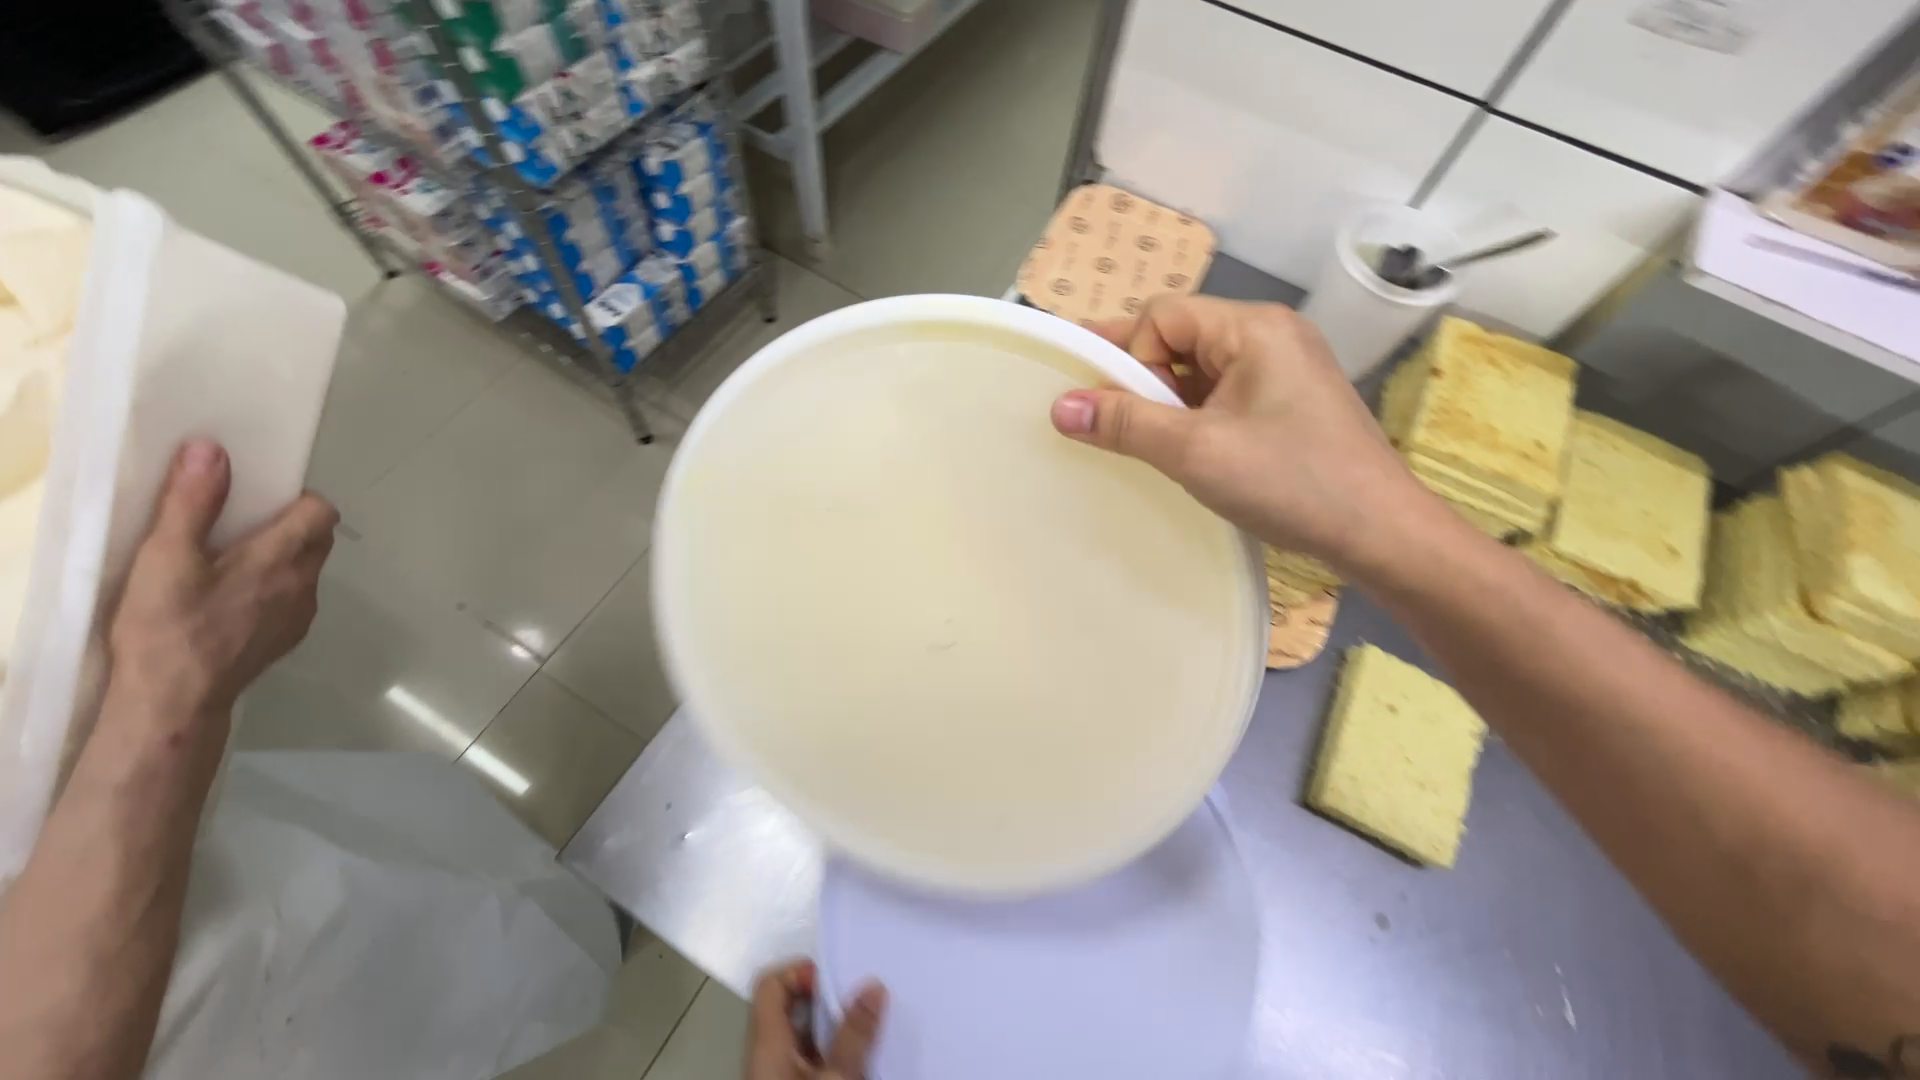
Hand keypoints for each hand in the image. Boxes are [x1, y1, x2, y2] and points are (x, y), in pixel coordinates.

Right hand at [107, 440, 337, 724]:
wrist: (177, 699)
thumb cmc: (170, 625)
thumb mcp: (168, 556)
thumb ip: (193, 502)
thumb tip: (212, 451)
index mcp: (284, 557)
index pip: (322, 512)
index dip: (298, 499)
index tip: (260, 499)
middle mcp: (305, 583)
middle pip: (317, 540)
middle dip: (289, 526)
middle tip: (238, 526)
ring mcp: (301, 613)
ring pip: (305, 571)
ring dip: (279, 559)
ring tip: (228, 562)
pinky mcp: (287, 637)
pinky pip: (291, 599)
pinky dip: (271, 589)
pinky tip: (229, 599)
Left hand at [747, 959, 884, 1079]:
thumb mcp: (835, 1076)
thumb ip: (854, 1033)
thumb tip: (874, 984)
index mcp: (766, 1040)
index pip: (770, 983)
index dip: (801, 972)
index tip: (835, 981)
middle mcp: (765, 1051)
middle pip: (789, 1005)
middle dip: (827, 998)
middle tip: (860, 1000)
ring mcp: (775, 1071)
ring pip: (801, 1033)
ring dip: (833, 1027)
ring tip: (866, 1028)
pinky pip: (807, 1055)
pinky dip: (830, 1049)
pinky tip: (857, 1059)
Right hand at [1048, 296, 1431, 570]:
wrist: (1380, 533)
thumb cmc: (1289, 481)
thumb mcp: (1195, 451)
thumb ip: (1125, 423)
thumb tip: (1059, 406)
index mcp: (1253, 327)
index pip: (1163, 315)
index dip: (1128, 355)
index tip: (1113, 408)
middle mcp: (1270, 335)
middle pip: (1180, 337)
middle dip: (1142, 379)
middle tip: (1114, 426)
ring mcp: (1284, 370)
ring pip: (1199, 370)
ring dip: (1167, 403)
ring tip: (1152, 447)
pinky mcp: (1289, 404)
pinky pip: (1223, 395)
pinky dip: (1194, 418)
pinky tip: (1185, 454)